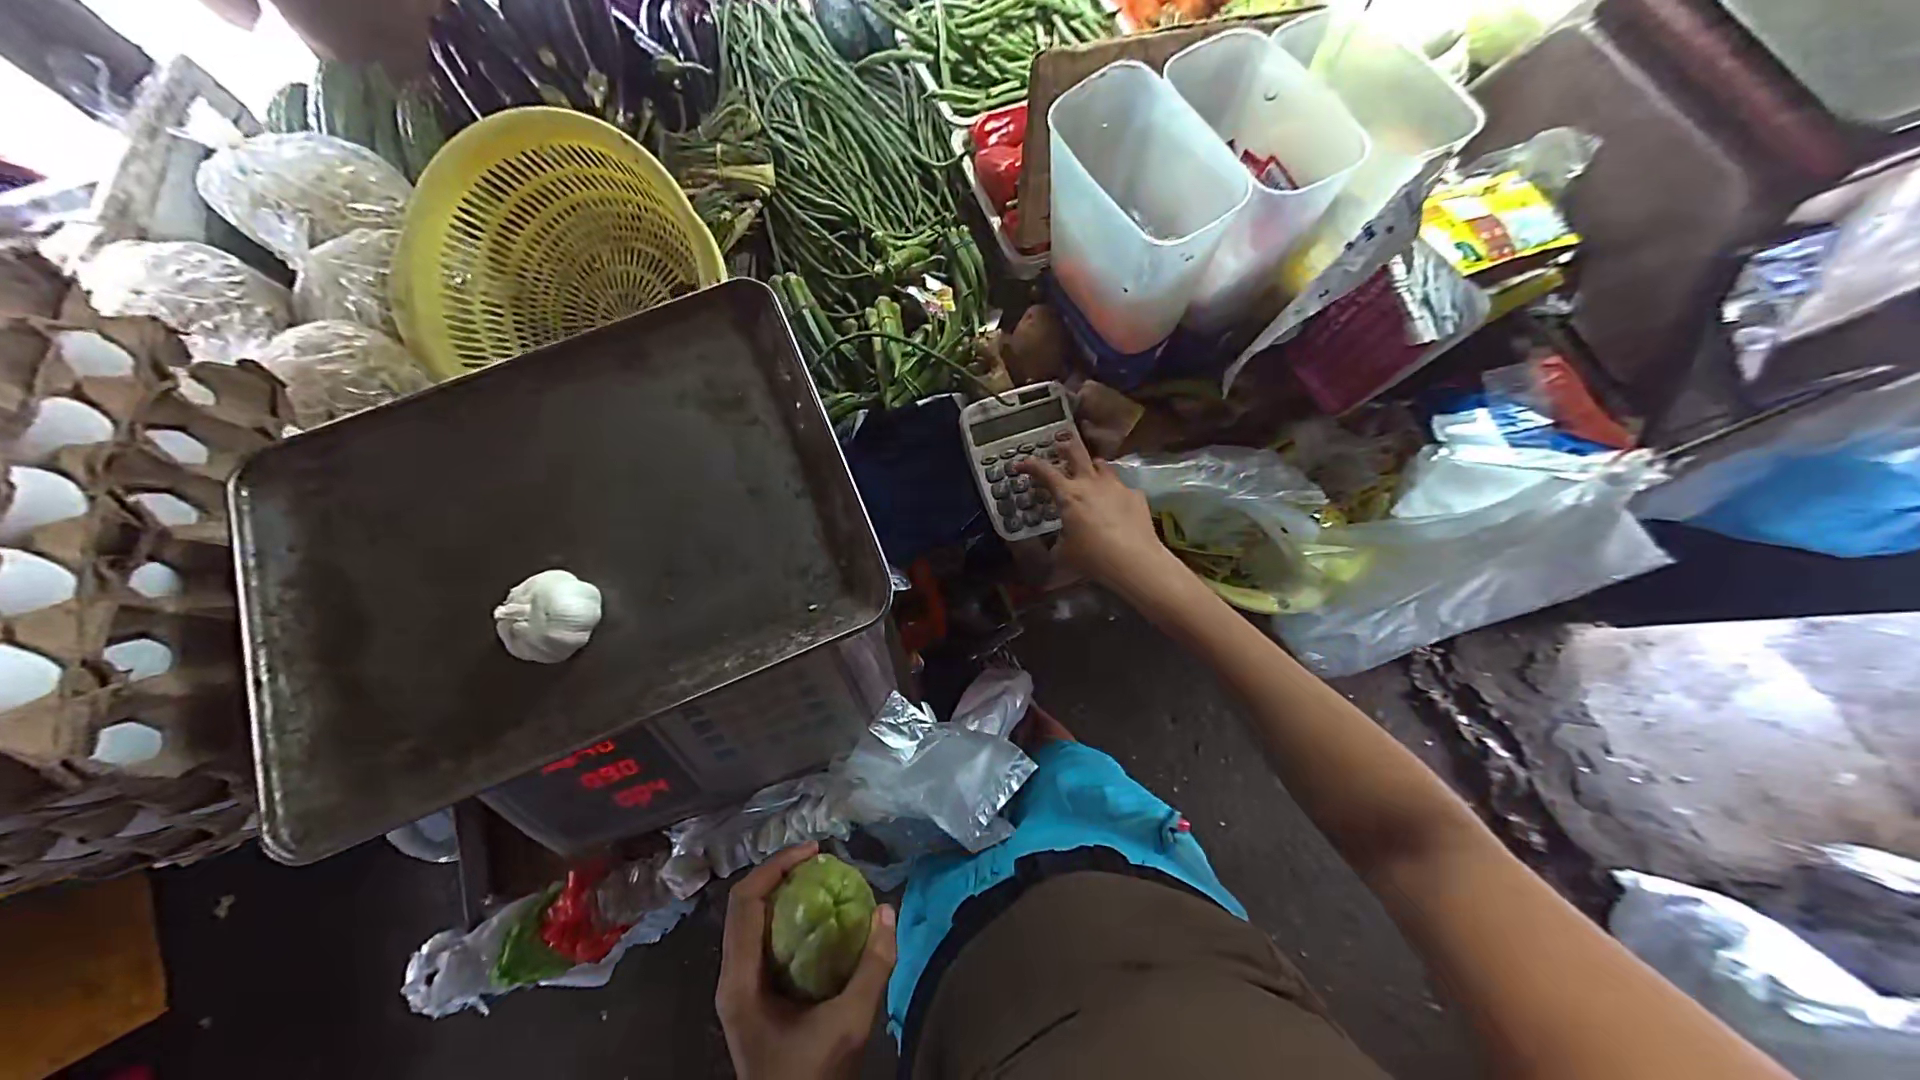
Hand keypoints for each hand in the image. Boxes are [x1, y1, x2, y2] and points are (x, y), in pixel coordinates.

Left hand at [717, 843, 896, 1079]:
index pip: (745, 903)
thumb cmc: (812, 1077)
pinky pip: (760, 938)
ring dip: (780, 892)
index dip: (776, 867)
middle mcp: (730, 978)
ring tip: (818, 879)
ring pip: (750, 921)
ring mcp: (737, 987)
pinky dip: (784, 916)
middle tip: (819, 860)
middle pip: (744, 906)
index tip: (813, 852)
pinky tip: (816, 917)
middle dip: (779, 873)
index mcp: (740, 982)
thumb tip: (888, 911)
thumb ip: (872, 968)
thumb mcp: (848, 1024)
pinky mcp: (749, 995)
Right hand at [1014, 436, 1185, 599]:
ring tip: (1091, 475)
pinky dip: (1115, 492)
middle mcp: (1091, 483)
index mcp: (1068, 495)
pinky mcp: (1136, 495)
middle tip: (1060, 447)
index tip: (1020, 464)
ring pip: (1102, 465)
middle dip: (1066, 447)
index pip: (1044, 471)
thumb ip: (1057, 544)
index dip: (1030, 465)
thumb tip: (1056, 545)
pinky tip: (1117, 505)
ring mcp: (1116, 486)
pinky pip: (1122, 487)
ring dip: (1092, 467)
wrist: (1134, 560)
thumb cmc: (1092, 558)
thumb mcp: (1064, 555)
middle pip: (1077, 452)